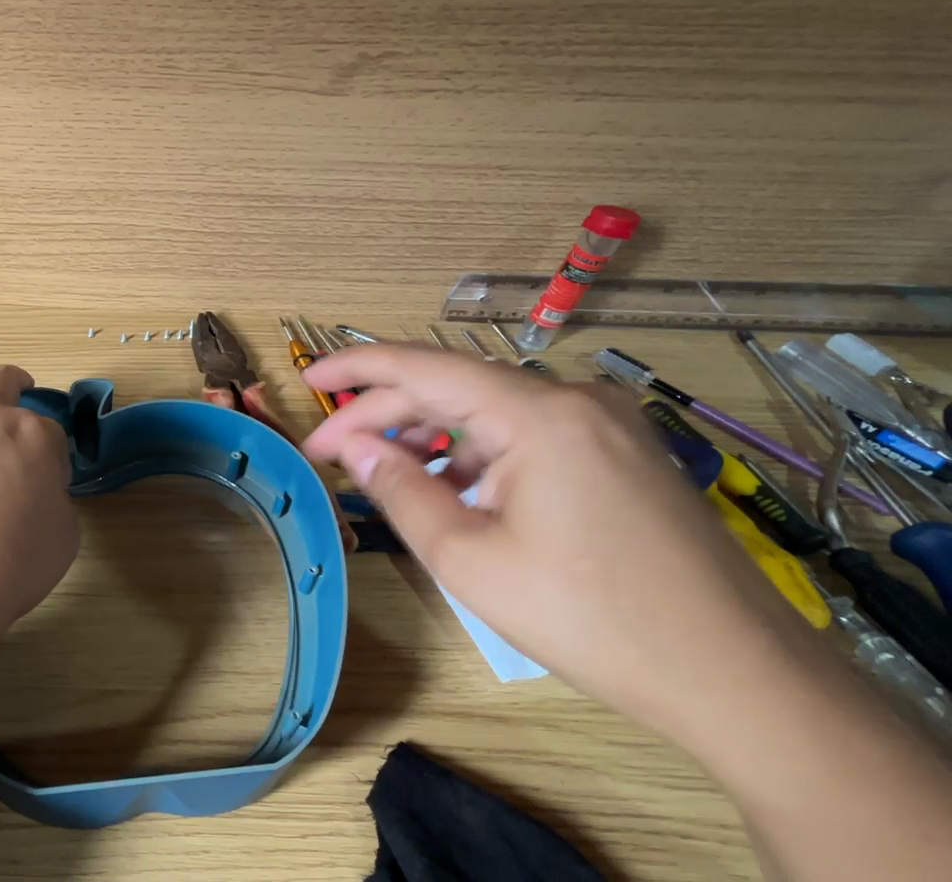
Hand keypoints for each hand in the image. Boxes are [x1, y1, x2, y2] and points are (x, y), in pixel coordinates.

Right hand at [301, 345, 814, 744]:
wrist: (738, 677)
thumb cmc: (590, 618)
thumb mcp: (469, 559)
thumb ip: (400, 490)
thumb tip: (355, 448)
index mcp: (538, 414)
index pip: (423, 367)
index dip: (355, 369)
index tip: (306, 381)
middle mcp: (574, 400)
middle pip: (454, 387)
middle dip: (383, 415)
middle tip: (327, 453)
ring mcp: (606, 425)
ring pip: (490, 411)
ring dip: (429, 436)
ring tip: (381, 472)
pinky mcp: (622, 453)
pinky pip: (527, 434)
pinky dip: (476, 453)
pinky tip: (451, 488)